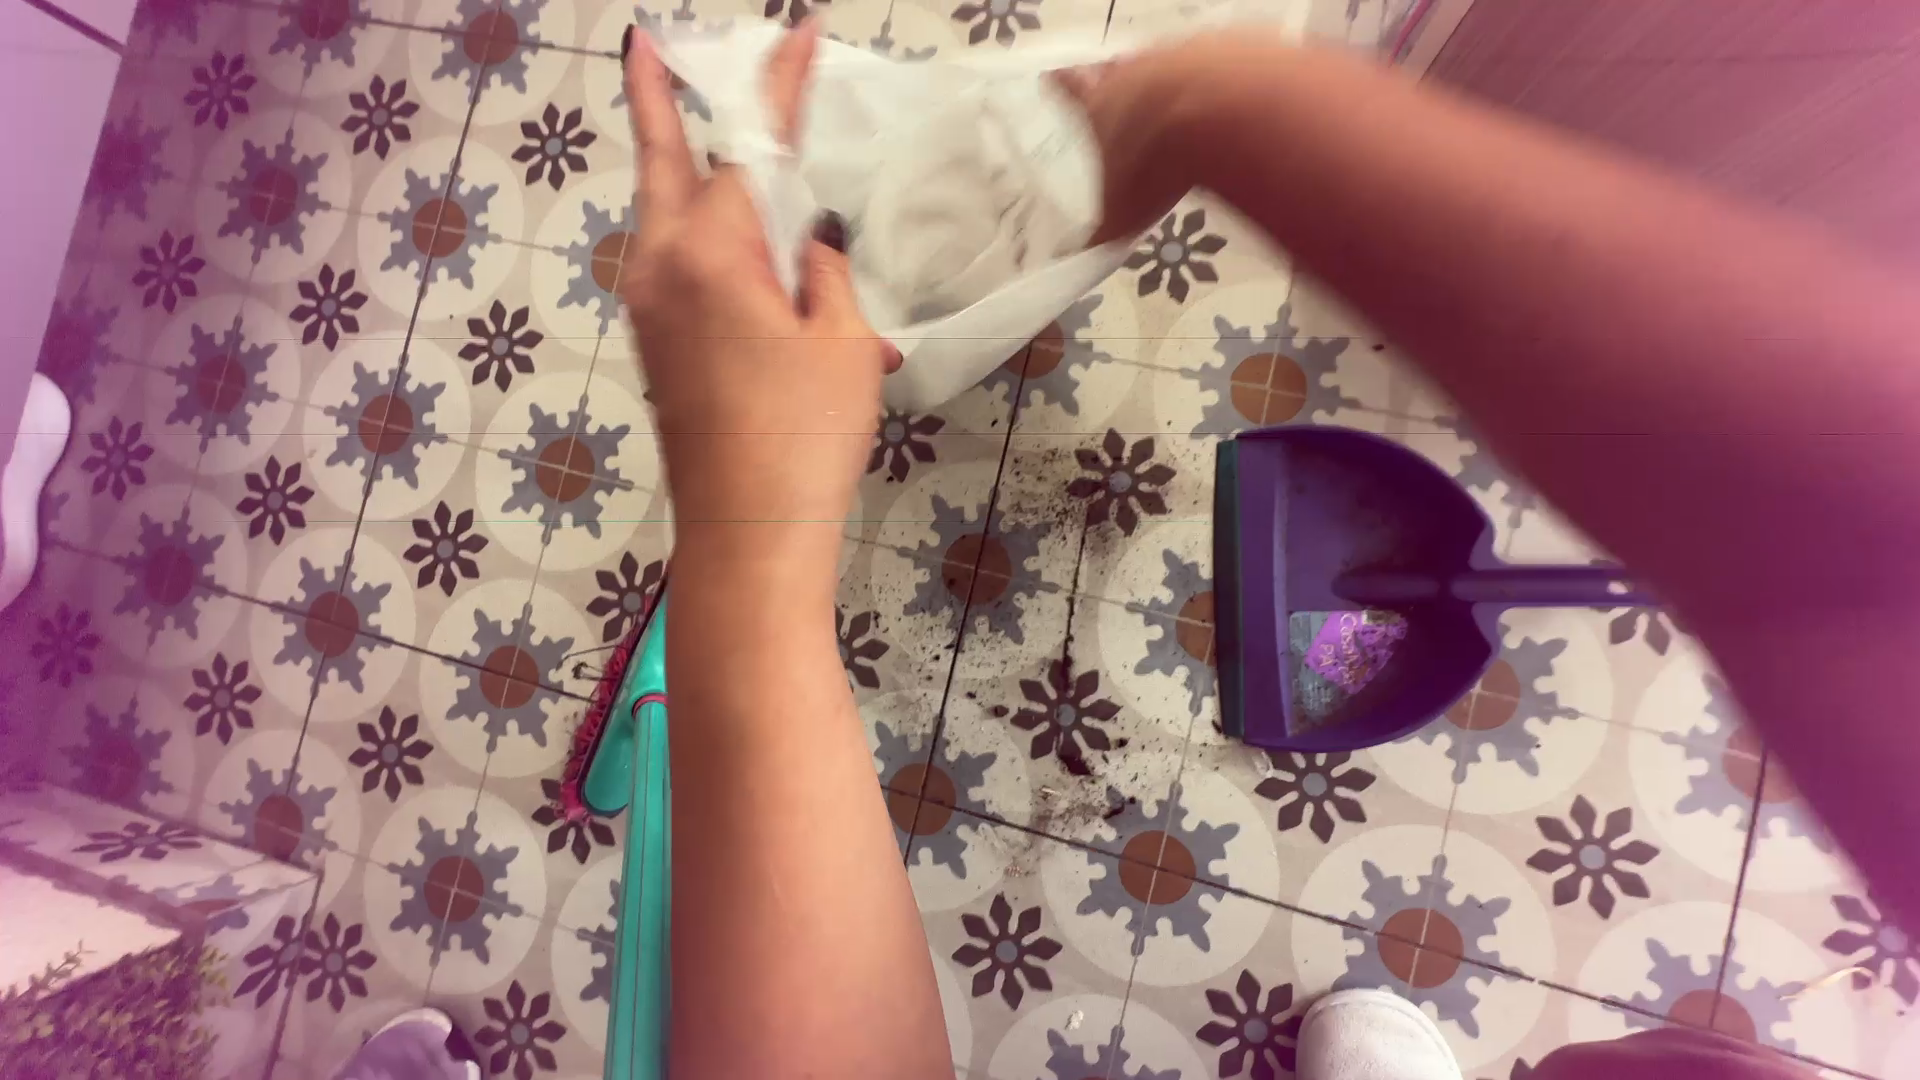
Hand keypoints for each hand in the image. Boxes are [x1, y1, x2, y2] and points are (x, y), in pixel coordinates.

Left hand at [619, 23, 895, 568]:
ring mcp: (650, 315)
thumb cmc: (806, 439)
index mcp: (708, 256)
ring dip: (687, 177)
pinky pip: (678, 274)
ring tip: (698, 133)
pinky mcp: (658, 352)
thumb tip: (806, 244)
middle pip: (666, 168)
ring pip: (666, 222)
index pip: (747, 153)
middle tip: (650, 46)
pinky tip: (740, 254)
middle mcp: (659, 270)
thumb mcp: (845, 345)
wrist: (749, 535)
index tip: (803, 32)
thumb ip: (824, 274)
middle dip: (662, 101)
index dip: (780, 92)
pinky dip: (706, 247)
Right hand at [1056, 32, 1284, 243]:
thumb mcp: (1119, 217)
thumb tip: (1074, 261)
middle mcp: (1131, 76)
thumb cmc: (1149, 167)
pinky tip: (1208, 112)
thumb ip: (1099, 236)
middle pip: (1113, 71)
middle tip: (1111, 88)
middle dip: (1111, 81)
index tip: (1052, 78)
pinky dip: (1201, 92)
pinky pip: (1203, 74)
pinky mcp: (1216, 62)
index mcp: (1097, 106)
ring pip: (1159, 68)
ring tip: (1164, 107)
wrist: (1210, 120)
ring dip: (1159, 86)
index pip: (1069, 89)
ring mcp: (1174, 62)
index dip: (1060, 85)